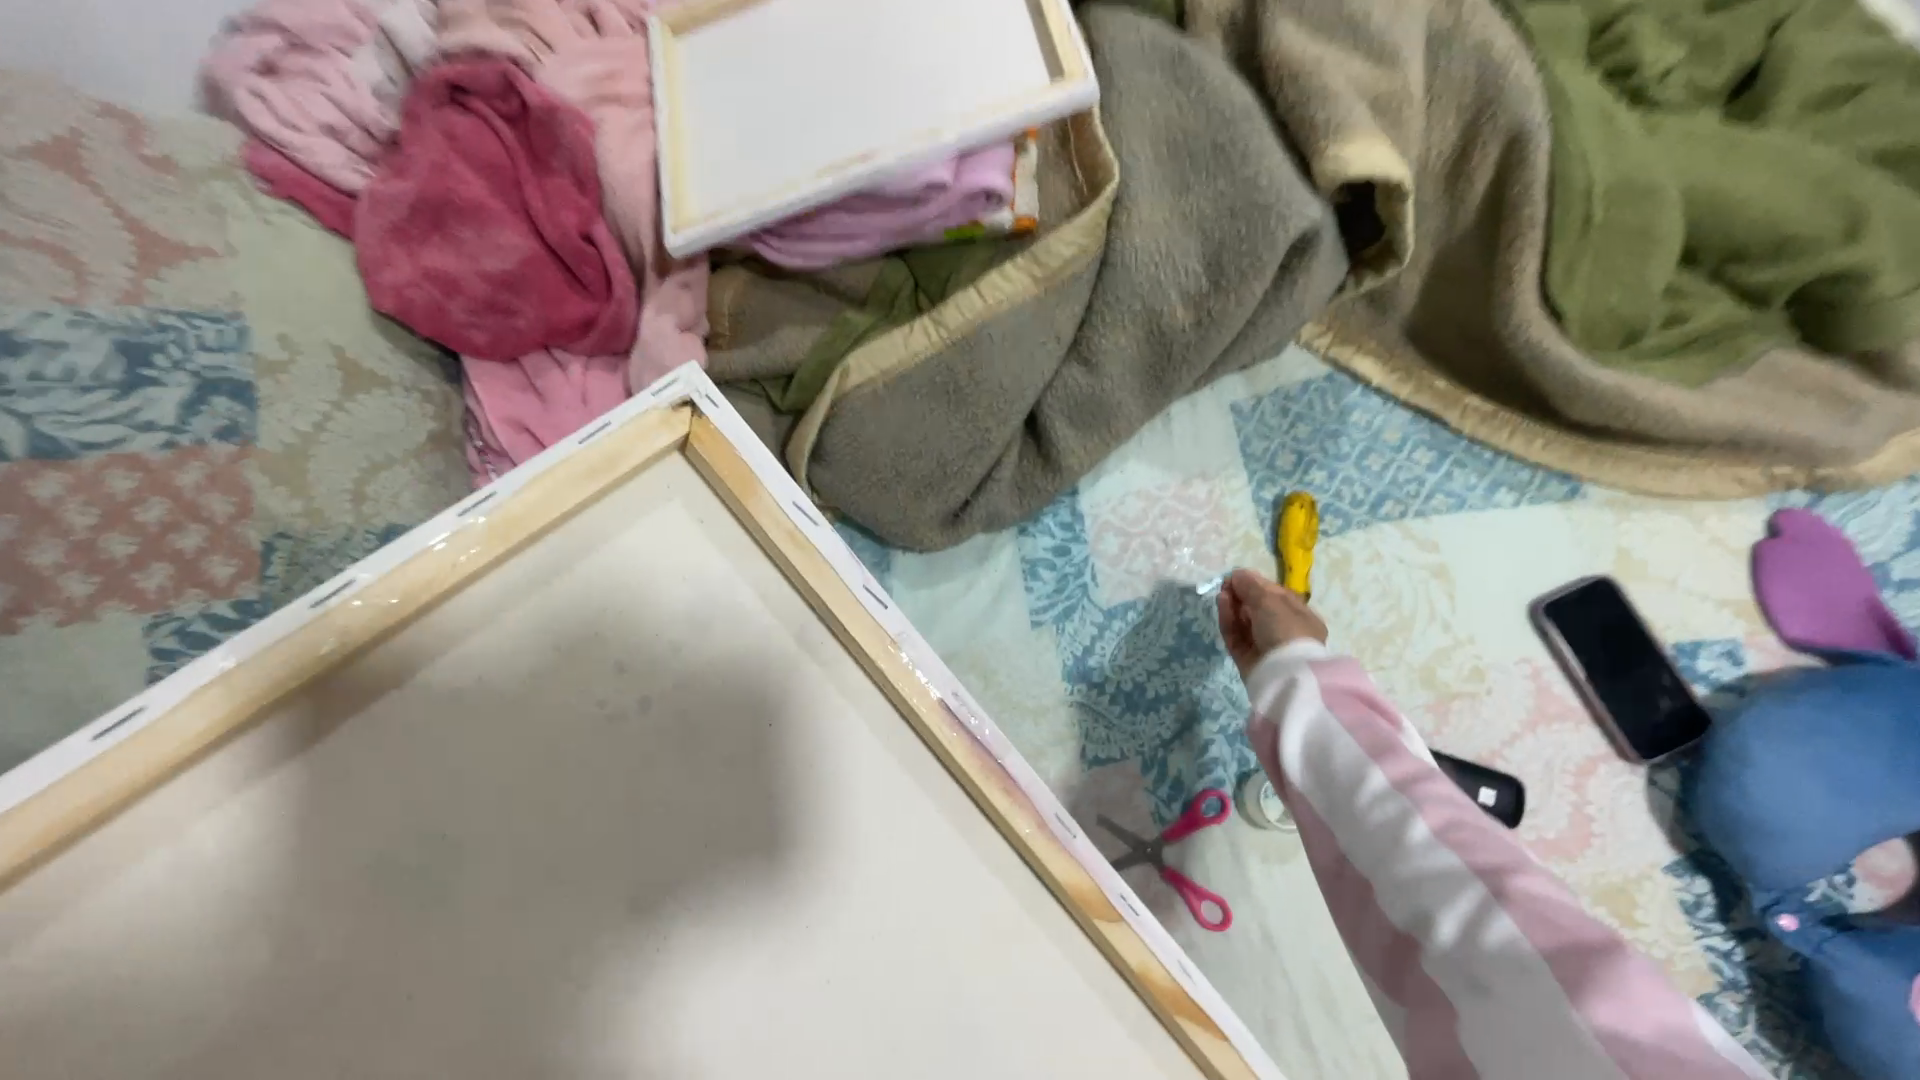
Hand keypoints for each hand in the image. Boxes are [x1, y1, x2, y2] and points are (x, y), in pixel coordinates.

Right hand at [1215, 568, 1326, 679]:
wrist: (1283, 673)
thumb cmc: (1286, 629)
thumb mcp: (1271, 601)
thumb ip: (1251, 585)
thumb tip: (1237, 574)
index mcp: (1300, 617)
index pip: (1275, 596)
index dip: (1256, 584)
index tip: (1238, 576)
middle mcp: (1284, 631)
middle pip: (1257, 609)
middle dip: (1241, 595)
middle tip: (1226, 585)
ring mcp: (1264, 645)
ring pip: (1244, 622)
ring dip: (1232, 605)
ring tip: (1222, 594)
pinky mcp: (1247, 657)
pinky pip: (1236, 635)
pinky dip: (1228, 619)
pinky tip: (1222, 605)